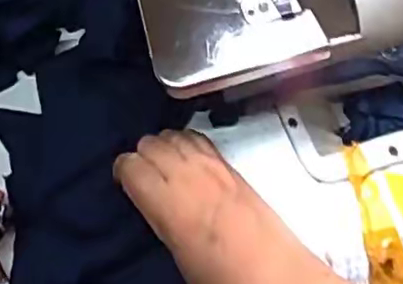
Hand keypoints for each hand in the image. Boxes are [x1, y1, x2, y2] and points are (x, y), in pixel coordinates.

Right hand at [116, 131, 341, 283]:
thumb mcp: (180, 261)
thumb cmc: (226, 282)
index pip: (130, 165)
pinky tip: (187, 160)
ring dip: (162, 147)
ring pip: (171, 135)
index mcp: (169, 203)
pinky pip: (195, 137)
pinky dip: (184, 143)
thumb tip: (149, 206)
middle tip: (143, 179)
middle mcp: (186, 174)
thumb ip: (159, 224)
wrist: (280, 279)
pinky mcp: (228, 163)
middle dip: (140, 157)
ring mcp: (209, 164)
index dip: (122, 172)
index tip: (123, 185)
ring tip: (164, 168)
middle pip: (148, 143)